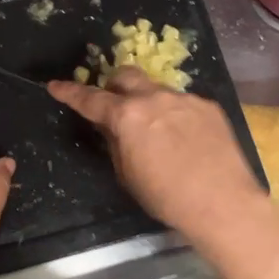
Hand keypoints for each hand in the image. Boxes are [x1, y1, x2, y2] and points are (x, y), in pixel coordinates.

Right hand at [47, 67, 265, 241]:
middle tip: (114, 105)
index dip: (70, 92)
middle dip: (114, 86)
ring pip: (157, 90)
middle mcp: (154, 98)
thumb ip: (115, 144)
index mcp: (127, 116)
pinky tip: (185, 140)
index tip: (55, 86)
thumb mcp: (127, 175)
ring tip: (157, 132)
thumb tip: (111, 128)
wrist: (222, 203)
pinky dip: (175, 115)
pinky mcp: (208, 106)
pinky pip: (183, 104)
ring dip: (148, 103)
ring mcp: (184, 99)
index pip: (91, 99)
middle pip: (126, 76)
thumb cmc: (167, 197)